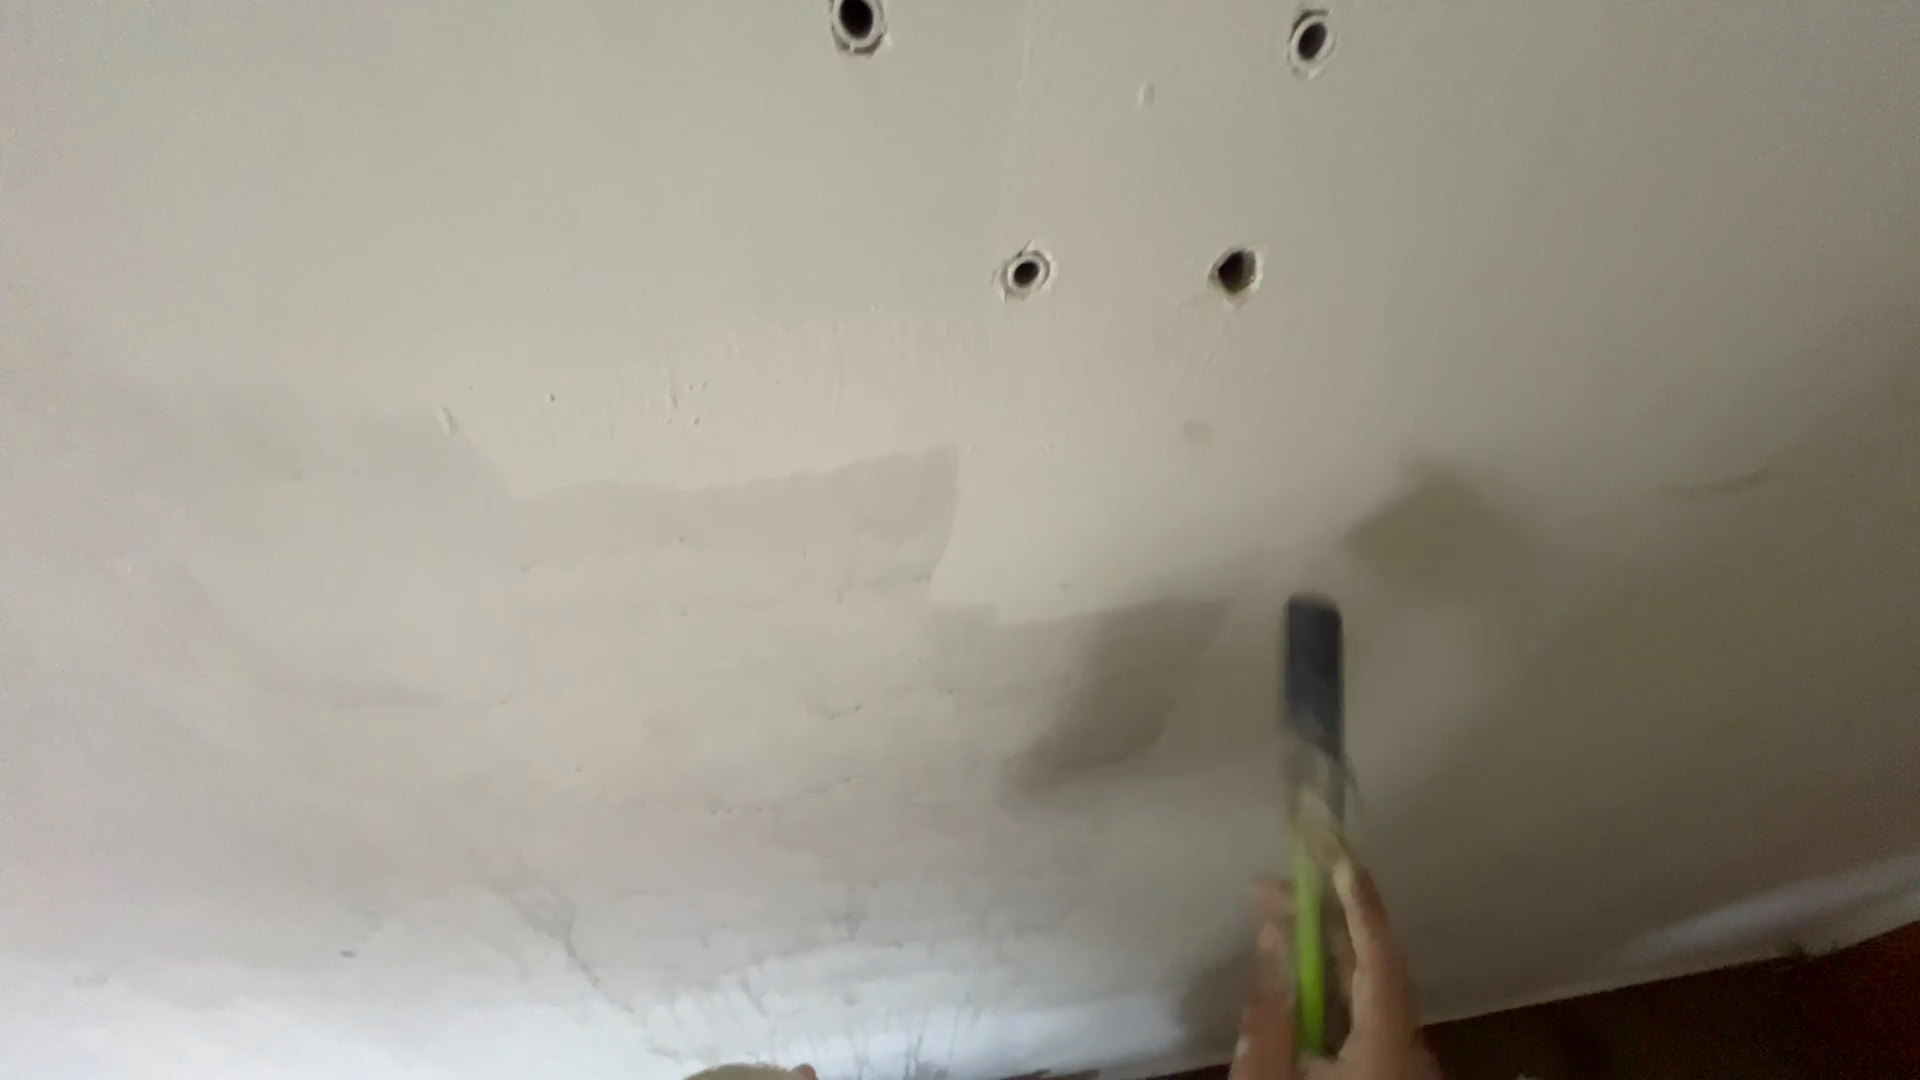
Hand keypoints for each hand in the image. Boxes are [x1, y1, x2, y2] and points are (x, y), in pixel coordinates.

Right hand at [1229, 853, 1439, 1079]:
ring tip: (1267, 906)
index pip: (1380, 959)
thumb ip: (1272, 1007)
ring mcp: (1399, 1064)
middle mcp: (1406, 1052)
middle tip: (1269, 876)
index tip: (1334, 850)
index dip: (1360, 900)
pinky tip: (1291, 963)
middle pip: (1371, 964)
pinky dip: (1326, 977)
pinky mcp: (1383, 1071)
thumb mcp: (1268, 1079)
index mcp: (1386, 1051)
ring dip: (1320, 942)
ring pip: (1364, 985)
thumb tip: (1276, 932)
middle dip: (1323, 912)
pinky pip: (1359, 1009)